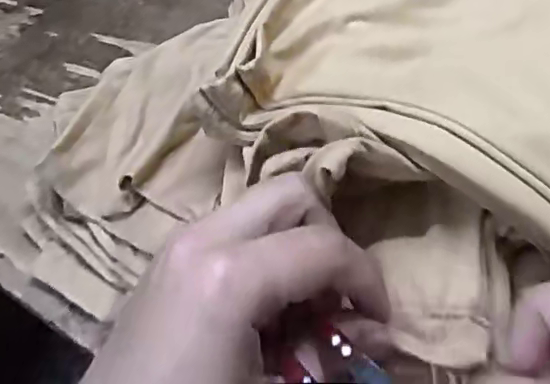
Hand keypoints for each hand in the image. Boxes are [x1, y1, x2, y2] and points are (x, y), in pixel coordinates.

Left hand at [81, 174, 389, 383]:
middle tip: (338, 302)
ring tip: (300, 314)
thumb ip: (329, 358)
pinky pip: (234, 227)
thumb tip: (373, 331)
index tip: (379, 323)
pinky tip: (263, 313)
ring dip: (296, 245)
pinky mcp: (170, 252)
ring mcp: (181, 237)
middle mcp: (204, 235)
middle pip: (291, 192)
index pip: (323, 245)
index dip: (366, 279)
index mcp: (230, 273)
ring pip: (262, 204)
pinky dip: (265, 252)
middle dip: (328, 239)